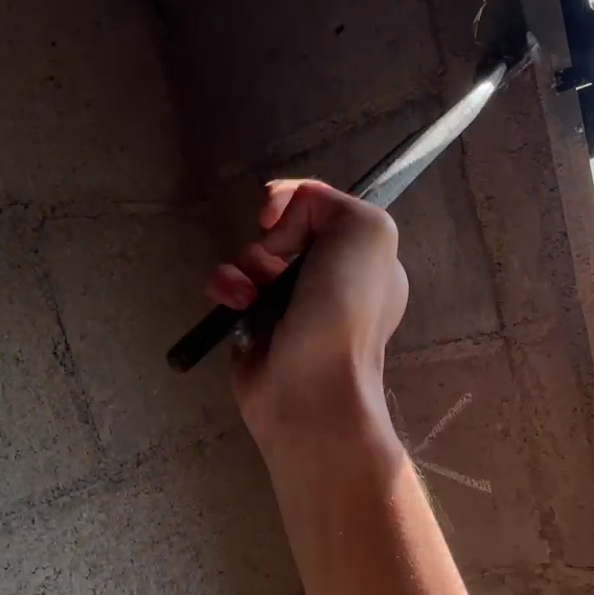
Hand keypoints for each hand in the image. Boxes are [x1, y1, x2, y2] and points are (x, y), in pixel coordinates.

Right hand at [206, 180, 406, 451]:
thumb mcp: (367, 232)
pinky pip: (230, 288)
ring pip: (252, 257)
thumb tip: (282, 226)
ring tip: (252, 291)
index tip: (280, 214)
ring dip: (243, 264)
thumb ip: (330, 202)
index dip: (299, 202)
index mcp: (366, 260)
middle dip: (270, 234)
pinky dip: (226, 288)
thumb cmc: (345, 313)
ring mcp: (291, 305)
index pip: (326, 209)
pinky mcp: (254, 327)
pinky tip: (237, 304)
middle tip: (276, 256)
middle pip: (284, 229)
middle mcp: (331, 281)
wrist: (312, 392)